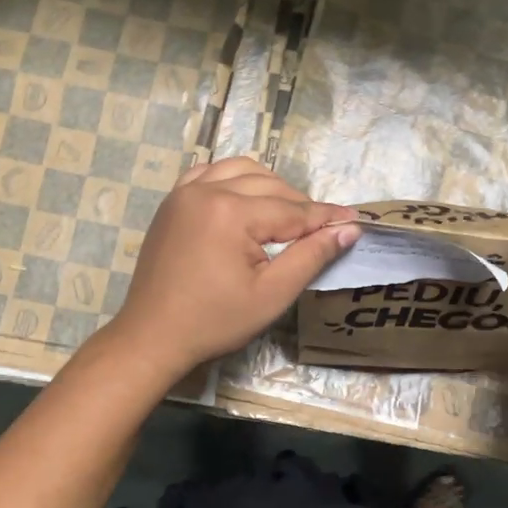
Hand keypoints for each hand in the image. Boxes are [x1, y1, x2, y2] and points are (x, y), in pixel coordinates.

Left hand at [110, 158, 359, 375]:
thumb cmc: (214, 322)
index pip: (293, 209)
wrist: (153, 336)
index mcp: (231, 212)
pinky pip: (210, 174)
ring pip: (241, 171)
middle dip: (300, 206)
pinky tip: (245, 200)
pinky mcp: (171, 203)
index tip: (354, 221)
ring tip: (287, 216)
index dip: (326, 217)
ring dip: (269, 187)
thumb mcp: (272, 294)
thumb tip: (347, 229)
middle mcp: (207, 190)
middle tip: (322, 230)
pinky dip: (233, 180)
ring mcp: (184, 193)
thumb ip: (311, 256)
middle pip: (270, 186)